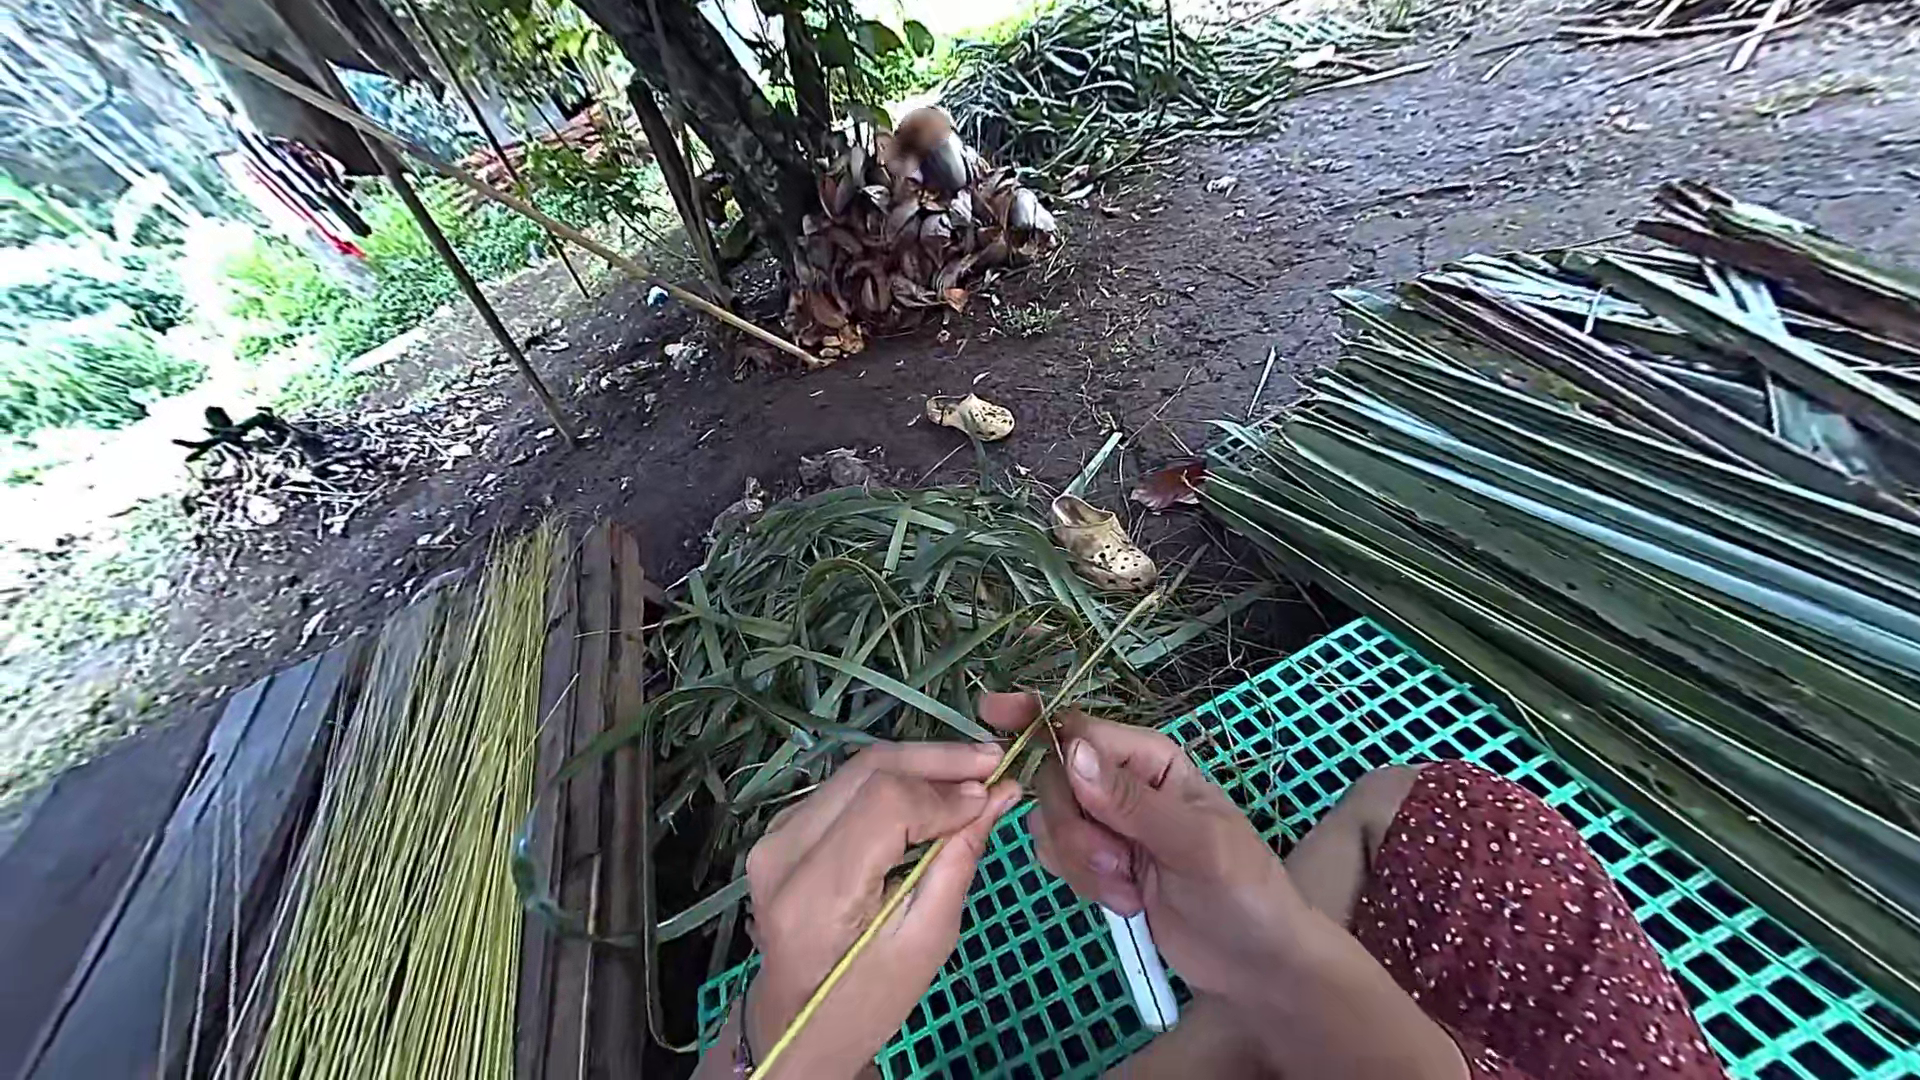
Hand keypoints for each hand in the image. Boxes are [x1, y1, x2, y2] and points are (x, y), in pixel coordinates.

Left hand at [742, 741, 1021, 1075]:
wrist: (795, 1026)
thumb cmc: (865, 1000)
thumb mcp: (927, 941)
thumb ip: (959, 857)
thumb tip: (1000, 793)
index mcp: (815, 895)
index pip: (884, 806)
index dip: (942, 792)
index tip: (991, 793)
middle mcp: (785, 849)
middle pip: (871, 770)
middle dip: (939, 759)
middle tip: (992, 760)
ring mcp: (778, 831)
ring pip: (861, 767)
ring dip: (922, 762)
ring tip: (972, 769)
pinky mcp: (785, 823)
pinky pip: (850, 782)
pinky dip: (898, 776)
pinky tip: (934, 784)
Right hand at [979, 693, 1304, 1001]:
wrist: (1253, 964)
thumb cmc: (1242, 890)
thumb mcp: (1195, 843)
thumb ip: (1131, 800)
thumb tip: (1070, 752)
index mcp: (1145, 757)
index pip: (1079, 728)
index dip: (1034, 718)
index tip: (990, 712)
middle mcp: (1116, 780)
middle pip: (1054, 780)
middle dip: (1075, 829)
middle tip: (1118, 865)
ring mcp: (1102, 821)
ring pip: (1048, 820)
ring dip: (1081, 861)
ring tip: (1129, 889)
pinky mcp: (1092, 858)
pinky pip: (1053, 854)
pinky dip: (1079, 880)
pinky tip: (1123, 899)